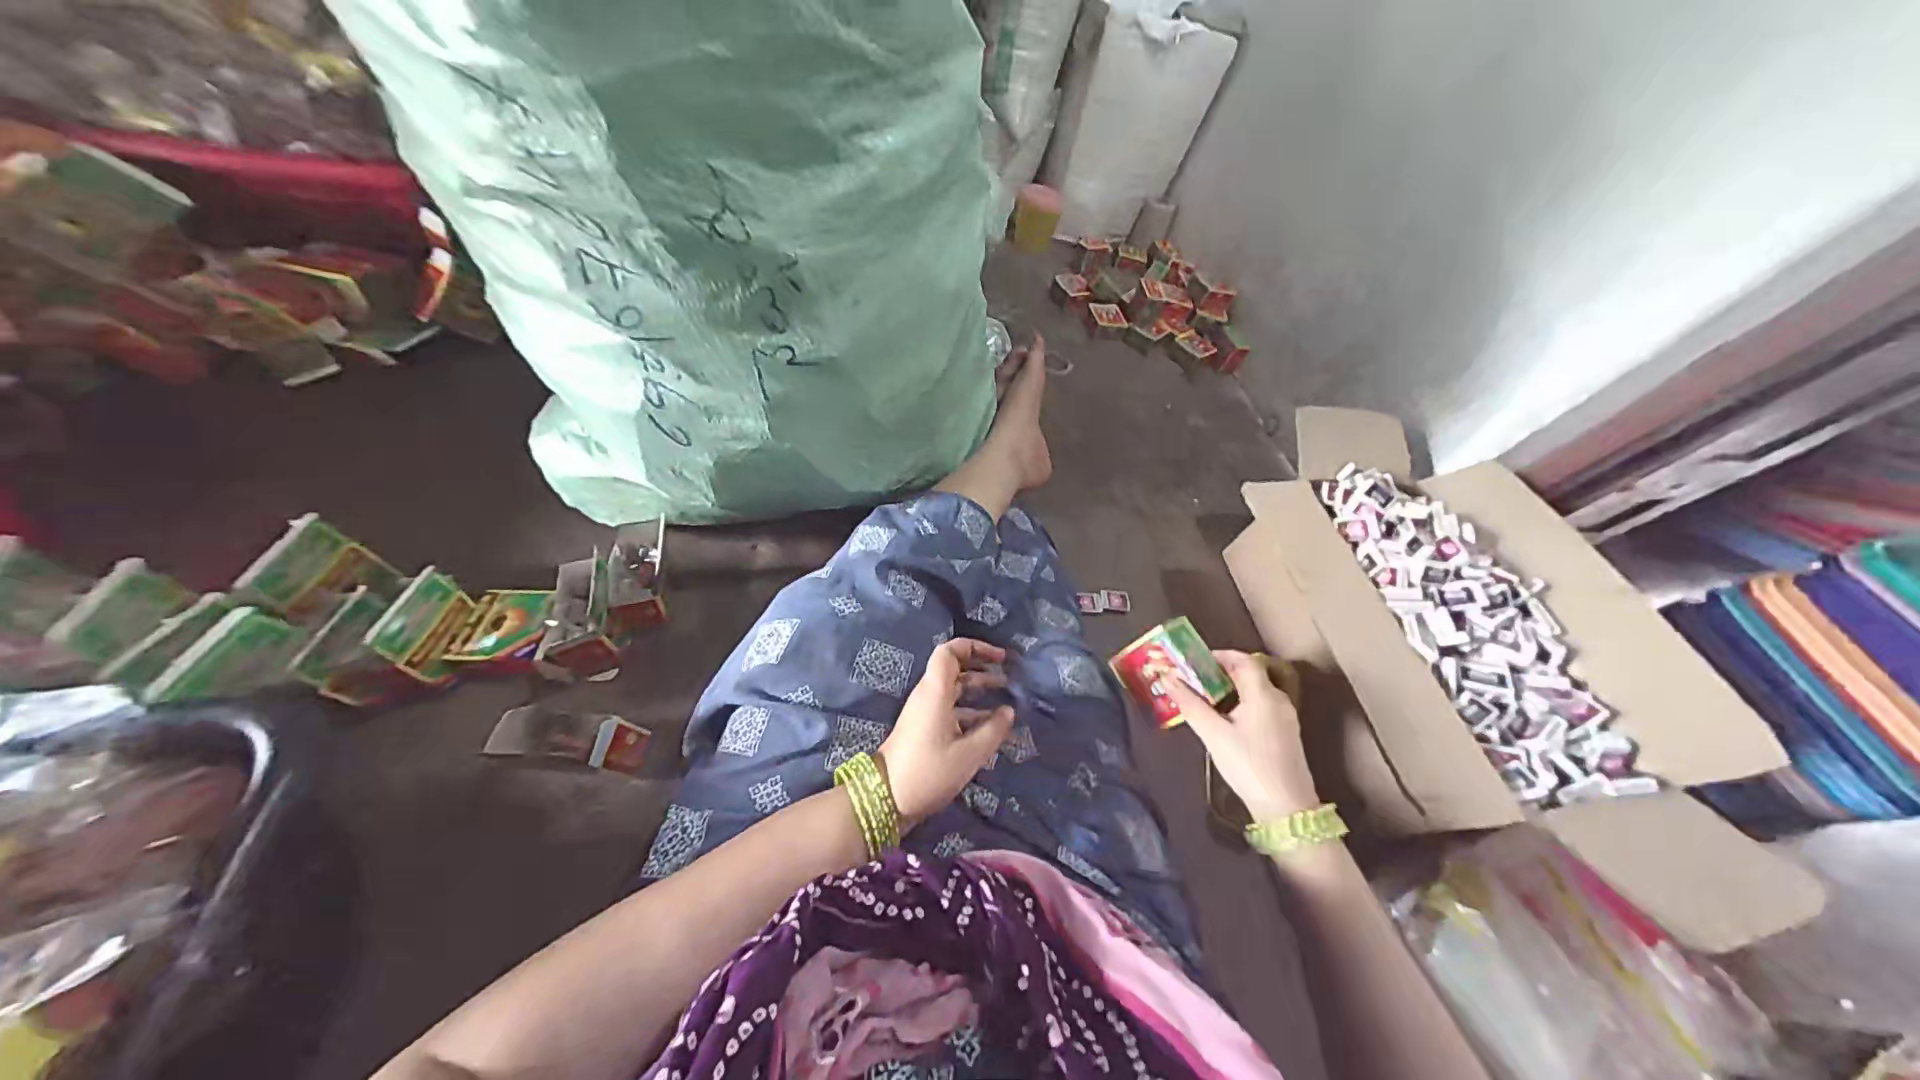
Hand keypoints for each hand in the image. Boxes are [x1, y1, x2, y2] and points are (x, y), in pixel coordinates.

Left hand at [877, 638, 1014, 826]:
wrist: (887, 798)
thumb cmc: (929, 772)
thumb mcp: (968, 754)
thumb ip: (993, 730)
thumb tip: (1009, 711)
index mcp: (935, 692)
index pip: (949, 652)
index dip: (975, 647)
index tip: (999, 659)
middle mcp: (928, 695)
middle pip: (953, 669)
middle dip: (981, 668)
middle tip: (1007, 677)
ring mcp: (923, 712)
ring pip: (953, 690)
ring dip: (977, 690)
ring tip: (1004, 699)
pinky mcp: (923, 728)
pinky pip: (949, 708)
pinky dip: (970, 710)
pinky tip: (990, 725)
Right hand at [1163, 650, 1321, 820]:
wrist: (1287, 808)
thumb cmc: (1248, 765)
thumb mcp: (1213, 734)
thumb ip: (1189, 703)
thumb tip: (1167, 677)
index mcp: (1263, 694)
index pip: (1243, 660)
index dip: (1219, 656)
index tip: (1193, 662)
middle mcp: (1279, 700)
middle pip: (1249, 674)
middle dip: (1219, 673)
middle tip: (1192, 680)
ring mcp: (1285, 717)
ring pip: (1255, 691)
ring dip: (1229, 689)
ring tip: (1202, 699)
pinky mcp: (1285, 734)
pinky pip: (1261, 706)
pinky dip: (1240, 703)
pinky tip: (1223, 720)